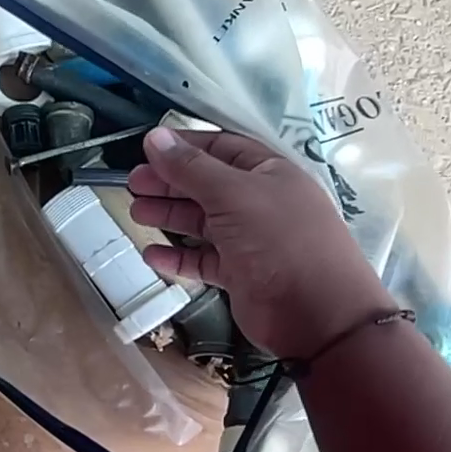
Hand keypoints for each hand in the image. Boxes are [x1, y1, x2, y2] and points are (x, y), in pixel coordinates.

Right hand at [129, 128, 395, 360]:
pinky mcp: (238, 274)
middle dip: (169, 182)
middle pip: (206, 185)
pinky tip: (152, 254)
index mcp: (269, 174)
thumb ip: (190, 168)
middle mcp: (259, 203)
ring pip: (201, 222)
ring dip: (168, 216)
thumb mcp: (234, 195)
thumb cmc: (280, 241)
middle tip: (133, 184)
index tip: (148, 149)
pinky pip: (201, 259)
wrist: (317, 314)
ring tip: (136, 213)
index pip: (222, 149)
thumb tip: (154, 137)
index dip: (185, 147)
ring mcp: (249, 240)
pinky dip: (176, 256)